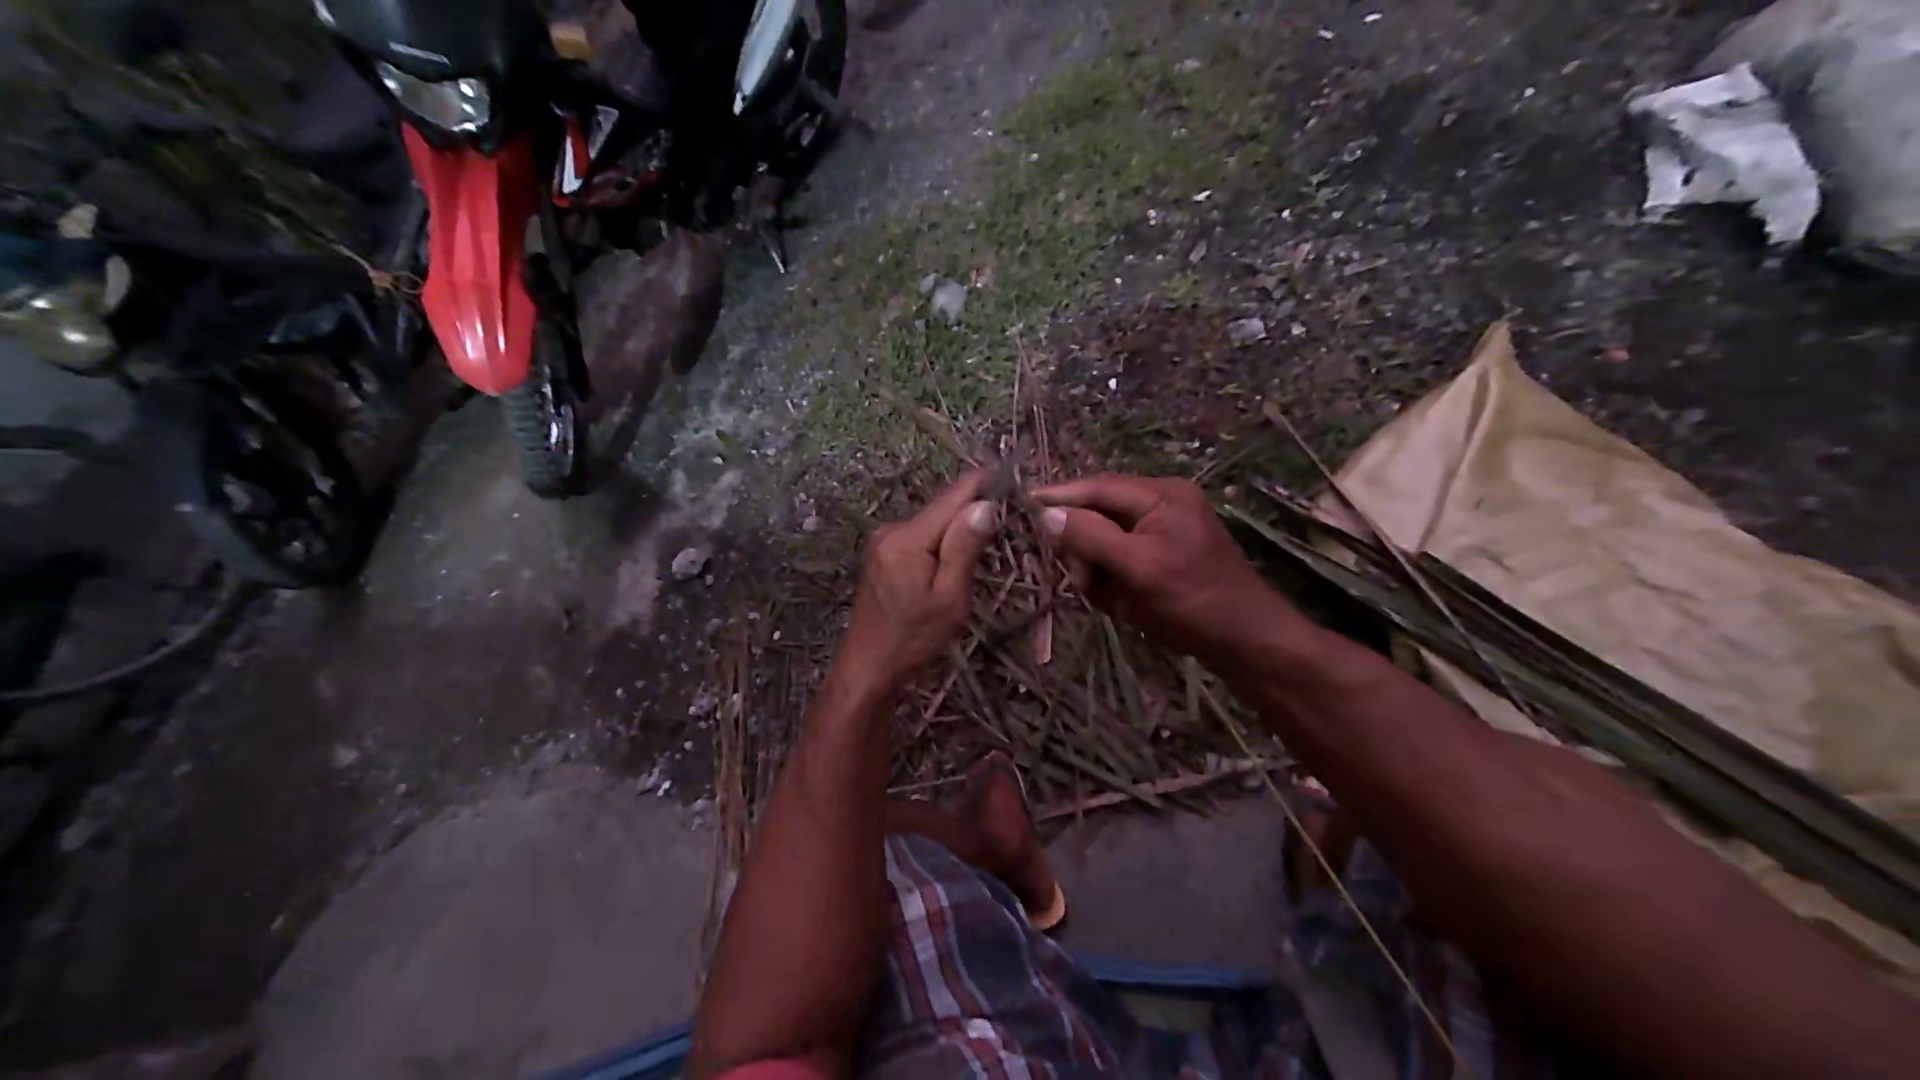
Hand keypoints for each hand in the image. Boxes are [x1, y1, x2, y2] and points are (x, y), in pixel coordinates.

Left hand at [840, 471, 999, 689]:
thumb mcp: (949, 597)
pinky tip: (957, 557)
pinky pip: (921, 535)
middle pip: (943, 507)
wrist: (869, 665)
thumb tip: (986, 504)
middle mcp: (892, 529)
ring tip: (992, 539)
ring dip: (959, 527)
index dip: (986, 484)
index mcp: (908, 537)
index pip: (954, 495)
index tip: (1016, 481)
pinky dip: (942, 540)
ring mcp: (884, 540)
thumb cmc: (913, 639)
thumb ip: (965, 547)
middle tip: (1013, 519)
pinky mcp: (883, 552)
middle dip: (975, 509)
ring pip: (933, 521)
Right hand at [1033, 473, 1301, 661]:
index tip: (1022, 505)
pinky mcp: (1161, 559)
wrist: (1246, 643)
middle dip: (1086, 551)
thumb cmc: (1195, 600)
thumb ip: (1091, 536)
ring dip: (1099, 574)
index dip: (1059, 496)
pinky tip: (1128, 606)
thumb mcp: (1138, 567)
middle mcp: (1160, 506)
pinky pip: (1119, 564)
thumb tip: (1047, 514)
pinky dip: (1114, 586)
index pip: (1097, 486)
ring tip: (1114, 601)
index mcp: (1160, 495)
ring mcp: (1161, 533)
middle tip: (1088, 582)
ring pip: (1103, 544)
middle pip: (1097, 515)